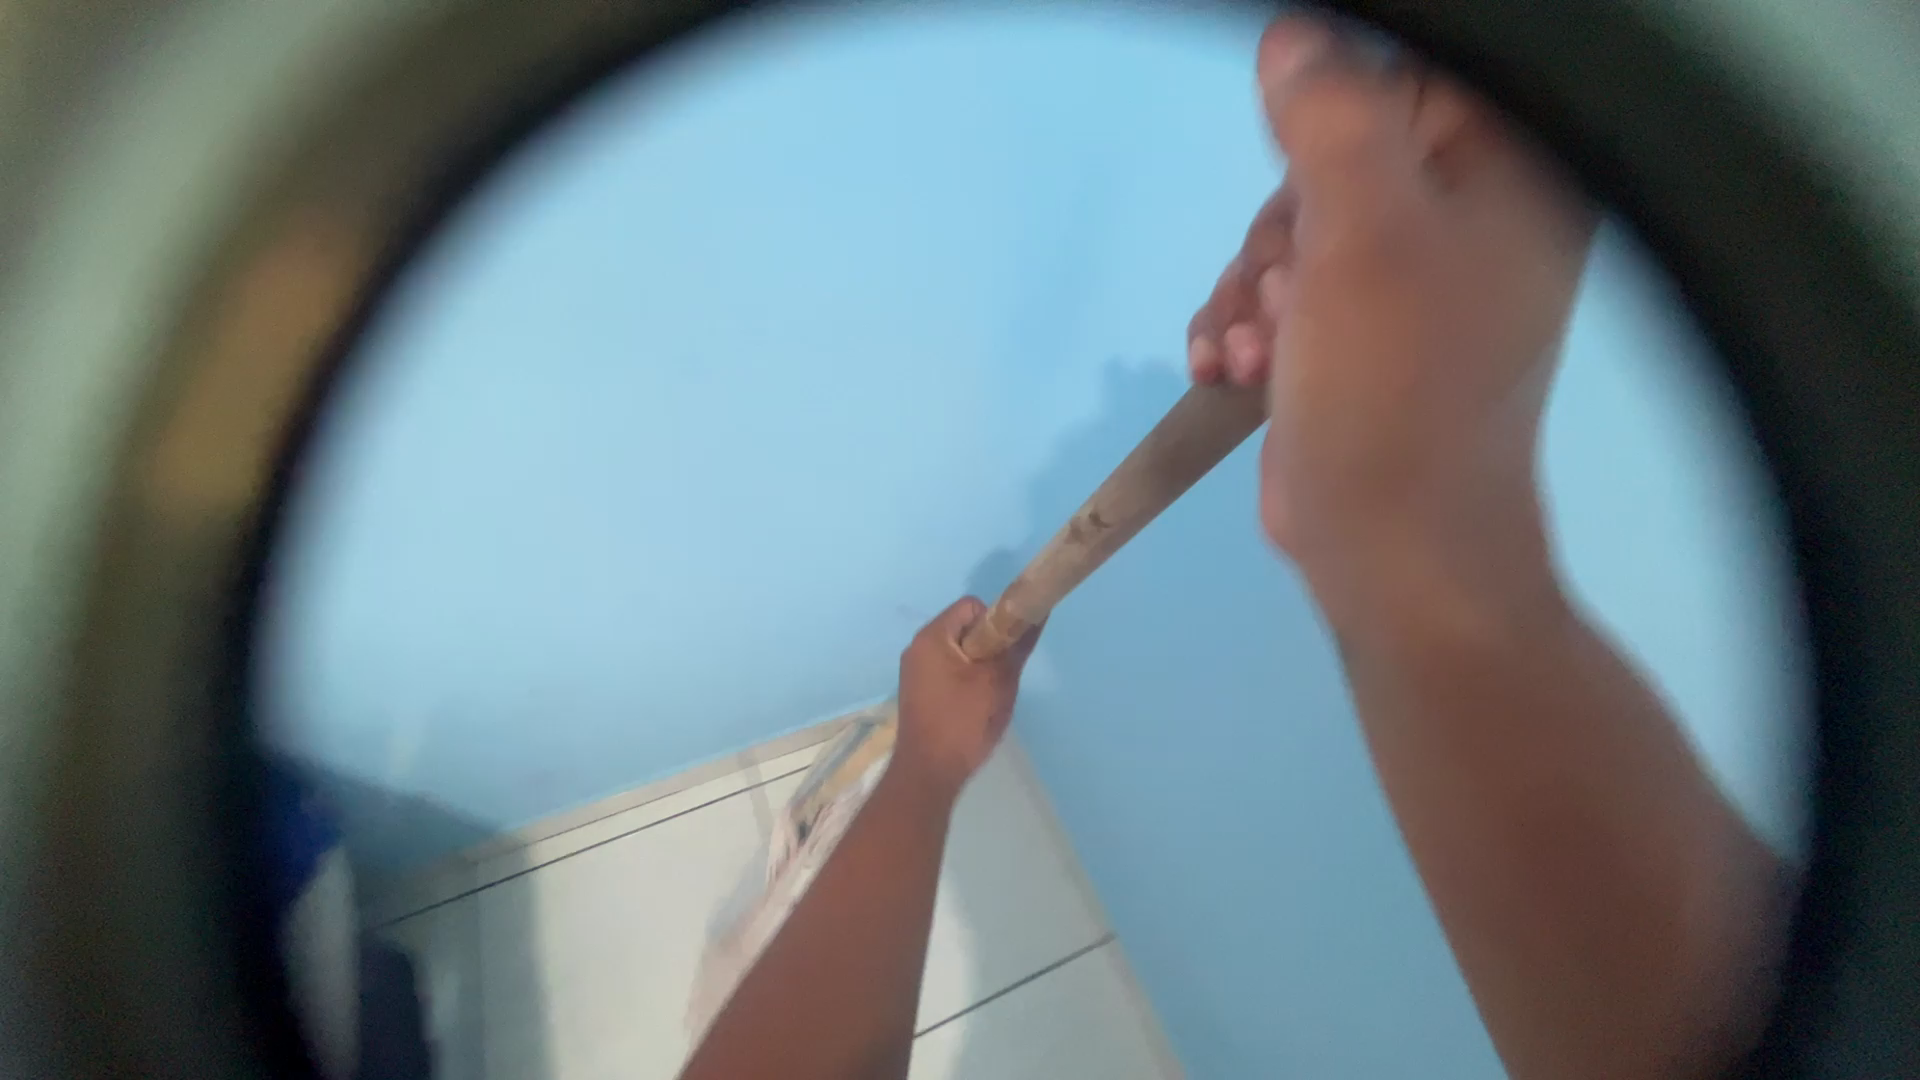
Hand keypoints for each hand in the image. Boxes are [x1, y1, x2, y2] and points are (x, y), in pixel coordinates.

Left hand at [894, 597, 1042, 797]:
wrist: (928, 774)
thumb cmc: (963, 721)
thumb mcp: (999, 681)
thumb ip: (1018, 644)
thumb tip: (1038, 611)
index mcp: (932, 637)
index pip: (971, 606)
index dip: (997, 620)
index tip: (1008, 650)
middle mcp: (918, 647)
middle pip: (964, 628)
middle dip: (990, 646)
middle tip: (1003, 675)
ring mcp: (915, 671)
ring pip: (959, 652)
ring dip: (980, 666)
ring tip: (991, 695)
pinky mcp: (918, 692)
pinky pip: (948, 671)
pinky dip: (966, 680)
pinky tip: (976, 708)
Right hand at [1189, 16, 1597, 620]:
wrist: (1384, 544)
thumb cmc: (1388, 393)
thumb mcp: (1362, 242)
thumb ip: (1331, 124)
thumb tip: (1291, 39)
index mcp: (1502, 184)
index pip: (1408, 89)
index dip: (1331, 129)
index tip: (1298, 192)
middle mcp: (1455, 231)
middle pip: (1328, 171)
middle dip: (1273, 239)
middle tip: (1278, 298)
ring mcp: (1392, 297)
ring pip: (1284, 245)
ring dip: (1242, 295)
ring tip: (1246, 355)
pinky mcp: (1340, 348)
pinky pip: (1270, 305)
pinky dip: (1233, 332)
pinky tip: (1223, 371)